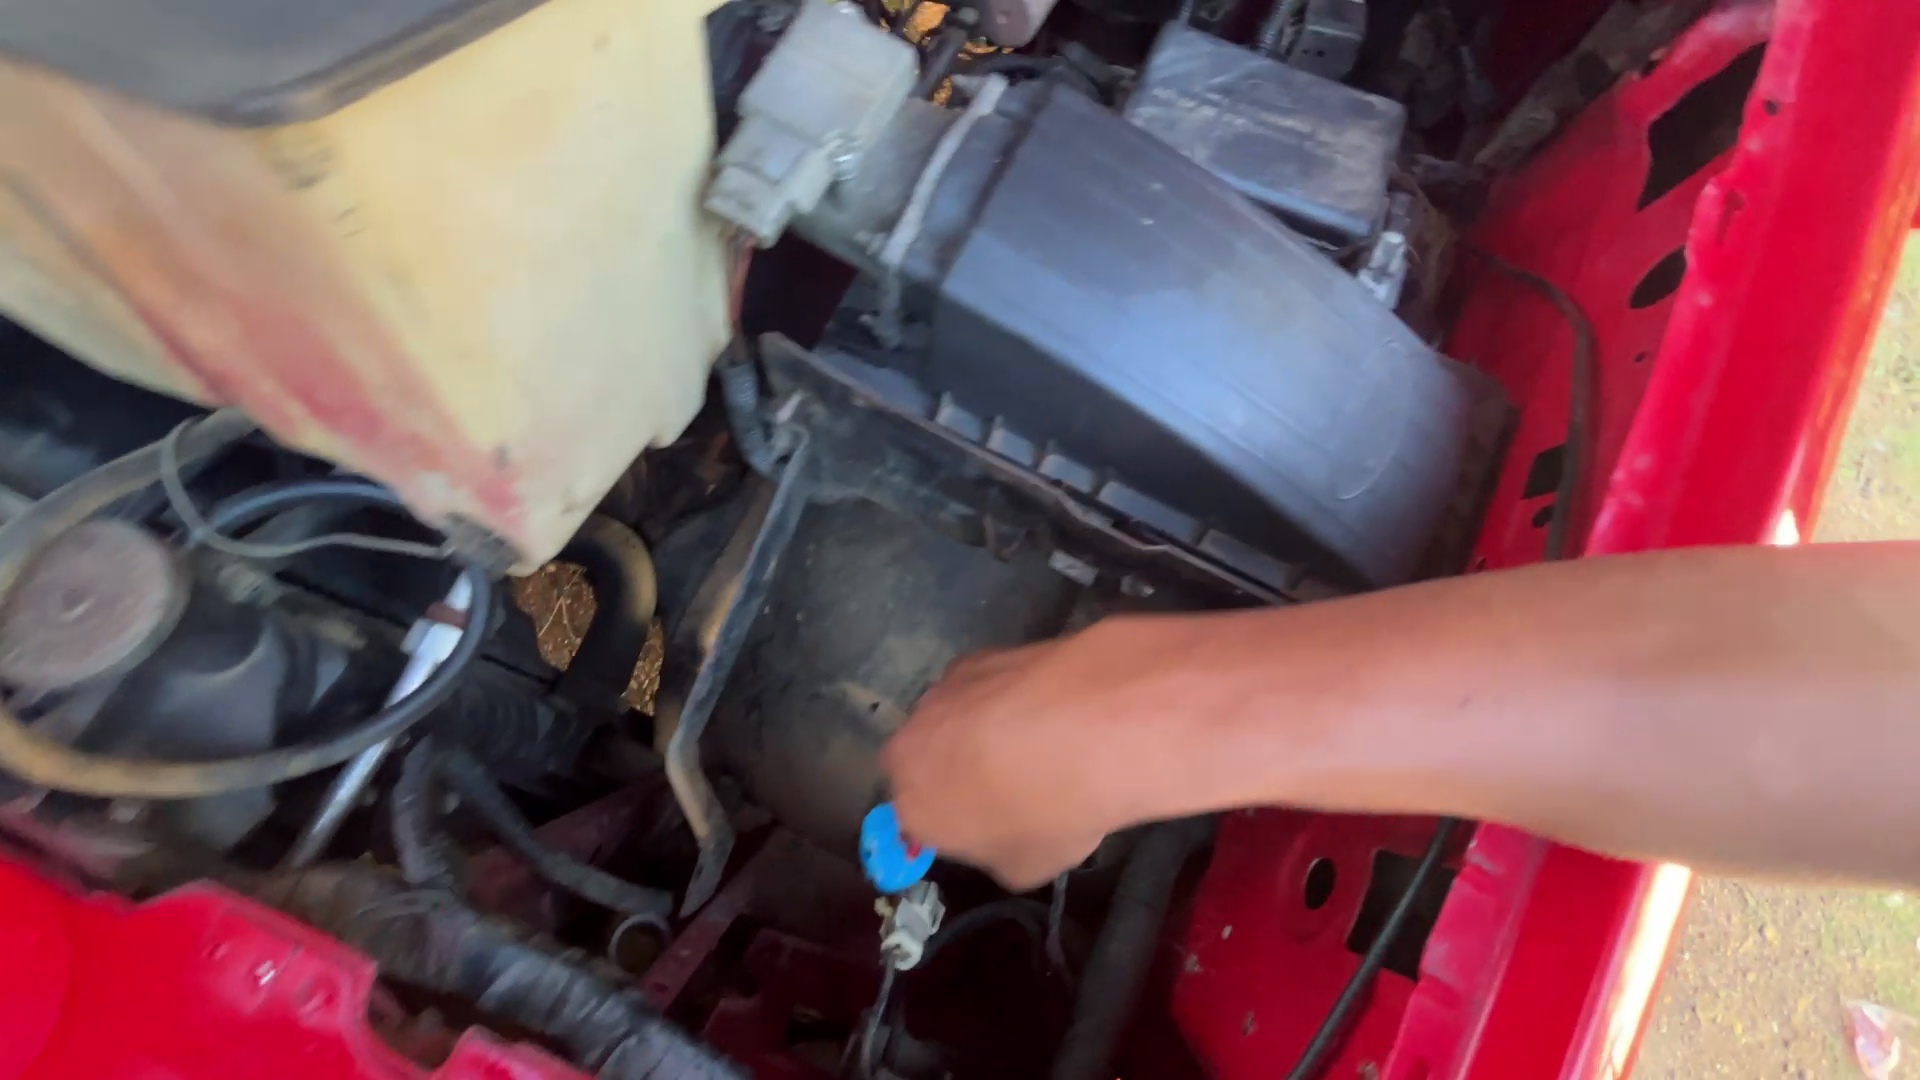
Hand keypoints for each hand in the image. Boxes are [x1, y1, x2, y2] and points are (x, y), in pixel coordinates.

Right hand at [881, 619, 1195, 889]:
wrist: (1087, 727)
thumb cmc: (1054, 811)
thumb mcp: (1028, 865)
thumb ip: (997, 852)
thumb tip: (1003, 835)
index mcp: (914, 809)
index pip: (920, 822)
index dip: (956, 821)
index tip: (990, 820)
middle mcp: (910, 748)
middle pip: (923, 761)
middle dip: (953, 768)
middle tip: (1006, 778)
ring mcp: (938, 696)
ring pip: (947, 717)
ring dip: (974, 726)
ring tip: (1032, 735)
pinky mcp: (971, 657)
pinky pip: (976, 684)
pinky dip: (998, 692)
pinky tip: (1040, 701)